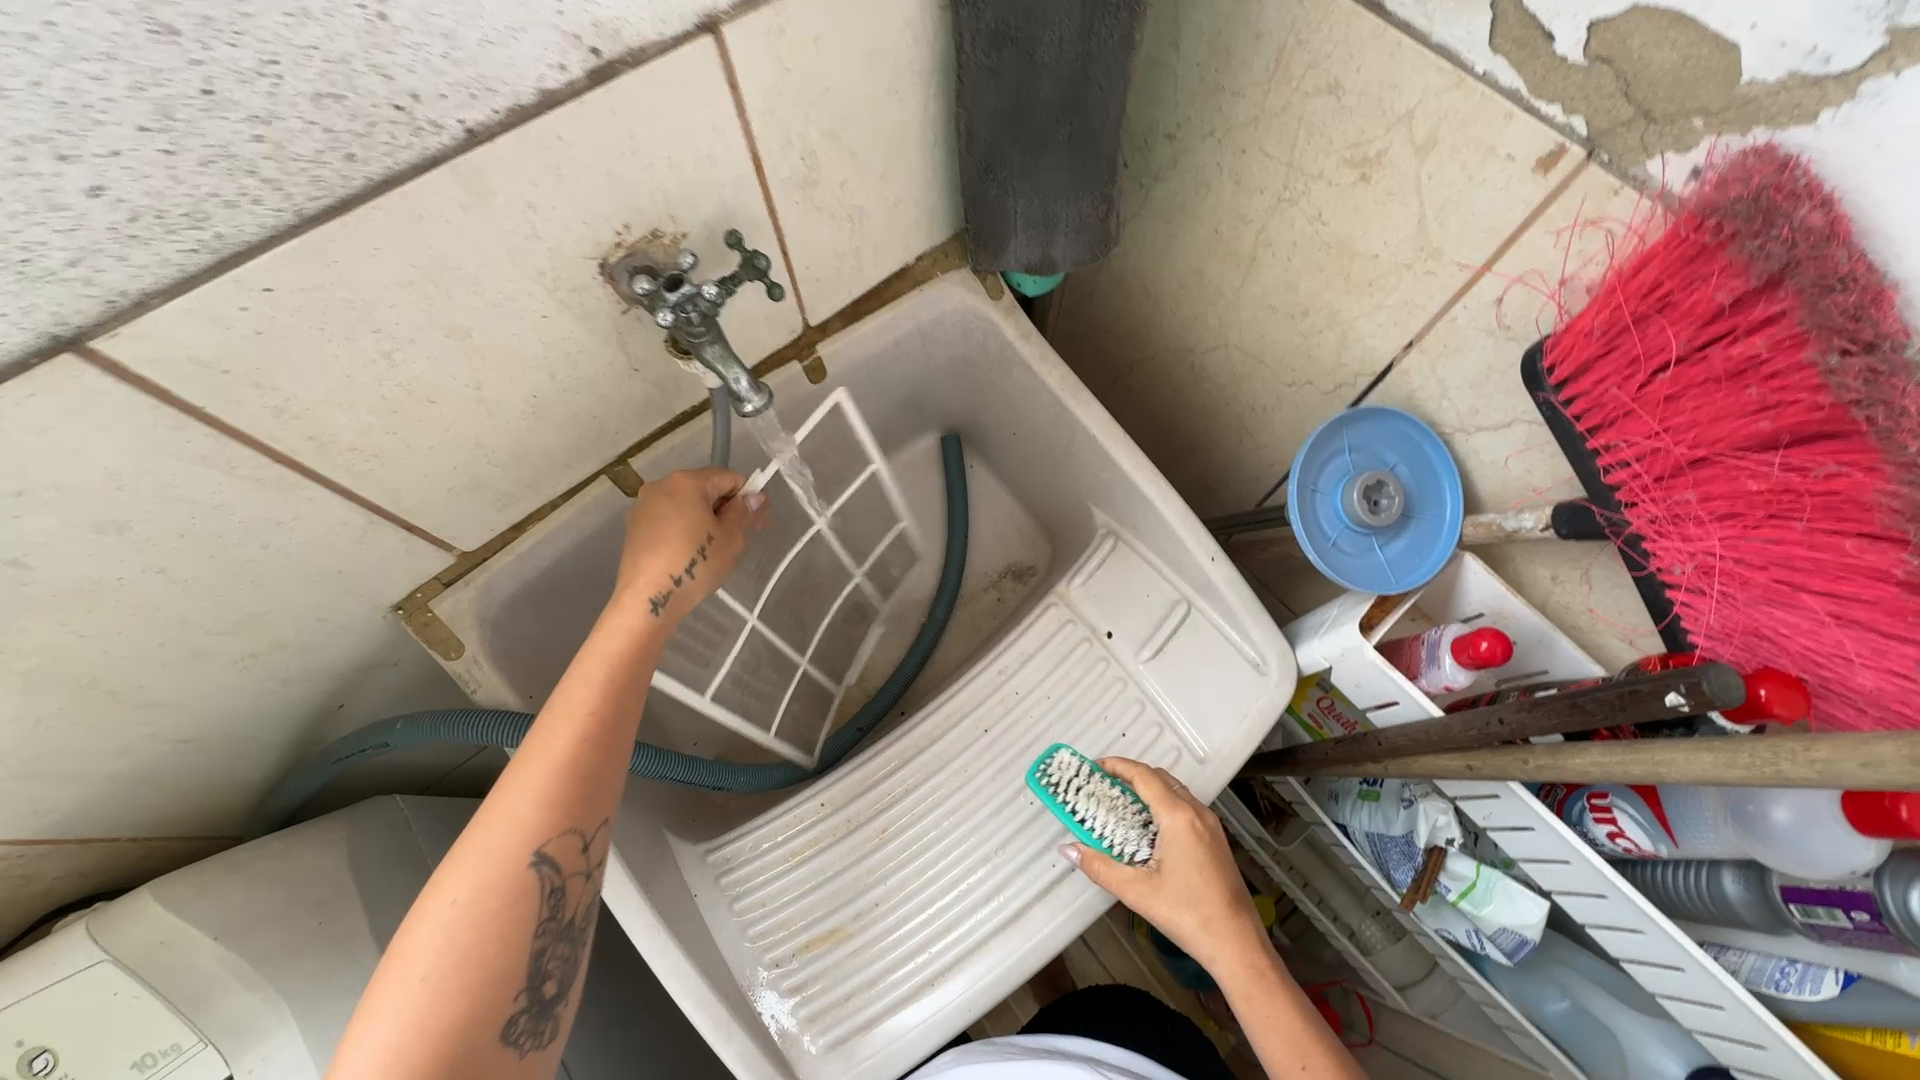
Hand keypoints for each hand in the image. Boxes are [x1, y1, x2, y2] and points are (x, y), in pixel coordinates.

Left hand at [610, 468, 764, 626]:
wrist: (648, 598)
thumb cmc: (695, 563)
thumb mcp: (731, 538)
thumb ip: (744, 512)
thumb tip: (755, 496)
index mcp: (687, 481)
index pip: (728, 477)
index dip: (747, 497)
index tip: (756, 521)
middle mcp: (661, 485)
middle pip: (704, 488)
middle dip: (725, 508)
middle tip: (739, 537)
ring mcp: (644, 505)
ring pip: (685, 504)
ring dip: (704, 518)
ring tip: (712, 548)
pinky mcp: (634, 526)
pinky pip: (668, 518)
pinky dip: (683, 528)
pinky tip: (688, 553)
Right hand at [1062, 758, 1270, 978]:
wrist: (1237, 943)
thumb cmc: (1188, 915)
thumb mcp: (1137, 892)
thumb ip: (1099, 867)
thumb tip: (1068, 849)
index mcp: (1178, 817)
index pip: (1144, 776)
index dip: (1118, 766)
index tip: (1095, 767)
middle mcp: (1197, 813)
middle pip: (1160, 778)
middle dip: (1131, 775)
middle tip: (1103, 785)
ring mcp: (1210, 825)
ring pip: (1175, 792)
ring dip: (1148, 789)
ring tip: (1121, 803)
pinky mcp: (1216, 840)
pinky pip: (1186, 808)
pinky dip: (1163, 805)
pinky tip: (1148, 828)